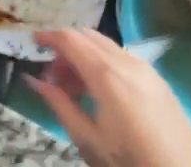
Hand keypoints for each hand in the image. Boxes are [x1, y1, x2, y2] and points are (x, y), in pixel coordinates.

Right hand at [26, 29, 190, 166]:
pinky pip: (122, 57)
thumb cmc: (134, 163)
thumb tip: (34, 80)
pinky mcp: (159, 80)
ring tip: (76, 88)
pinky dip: (103, 62)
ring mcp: (146, 69)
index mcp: (106, 75)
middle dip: (65, 48)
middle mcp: (126, 62)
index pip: (69, 38)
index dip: (48, 36)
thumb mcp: (90, 140)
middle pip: (86, 36)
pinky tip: (102, 92)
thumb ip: (60, 105)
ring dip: (84, 55)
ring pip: (105, 45)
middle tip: (54, 76)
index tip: (32, 43)